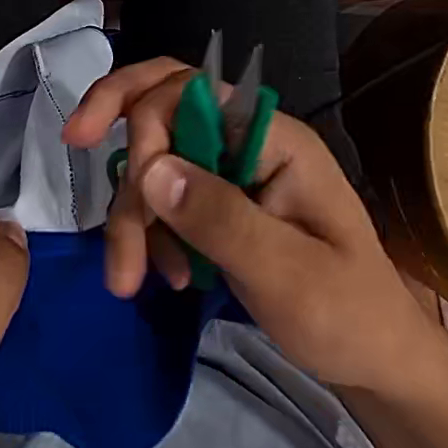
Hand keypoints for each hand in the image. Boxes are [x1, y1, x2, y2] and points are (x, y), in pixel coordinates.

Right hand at [63, 58, 422, 390]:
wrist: (372, 358)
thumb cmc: (348, 315)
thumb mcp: (290, 277)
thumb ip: (221, 219)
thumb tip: (148, 169)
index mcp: (274, 136)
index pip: (191, 90)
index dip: (146, 121)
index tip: (133, 188)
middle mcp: (245, 137)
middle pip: (162, 100)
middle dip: (123, 137)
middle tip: (74, 143)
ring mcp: (227, 167)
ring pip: (152, 156)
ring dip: (131, 210)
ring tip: (131, 278)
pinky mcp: (214, 198)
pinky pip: (160, 193)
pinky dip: (144, 228)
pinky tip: (159, 273)